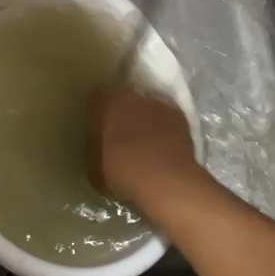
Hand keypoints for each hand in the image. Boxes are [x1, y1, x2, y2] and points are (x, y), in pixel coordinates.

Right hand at [90, 87, 203, 208]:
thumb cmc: (120, 172)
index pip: (97, 98)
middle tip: (121, 137)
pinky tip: (165, 149)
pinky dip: (166, 130)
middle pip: (124, 99)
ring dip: (145, 120)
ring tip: (146, 144)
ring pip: (147, 107)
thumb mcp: (94, 169)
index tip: (98, 129)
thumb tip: (99, 153)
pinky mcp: (180, 116)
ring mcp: (158, 104)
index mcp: (104, 104)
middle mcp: (130, 96)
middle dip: (123, 114)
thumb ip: (95, 152)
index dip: (98, 114)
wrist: (164, 180)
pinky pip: (167, 119)